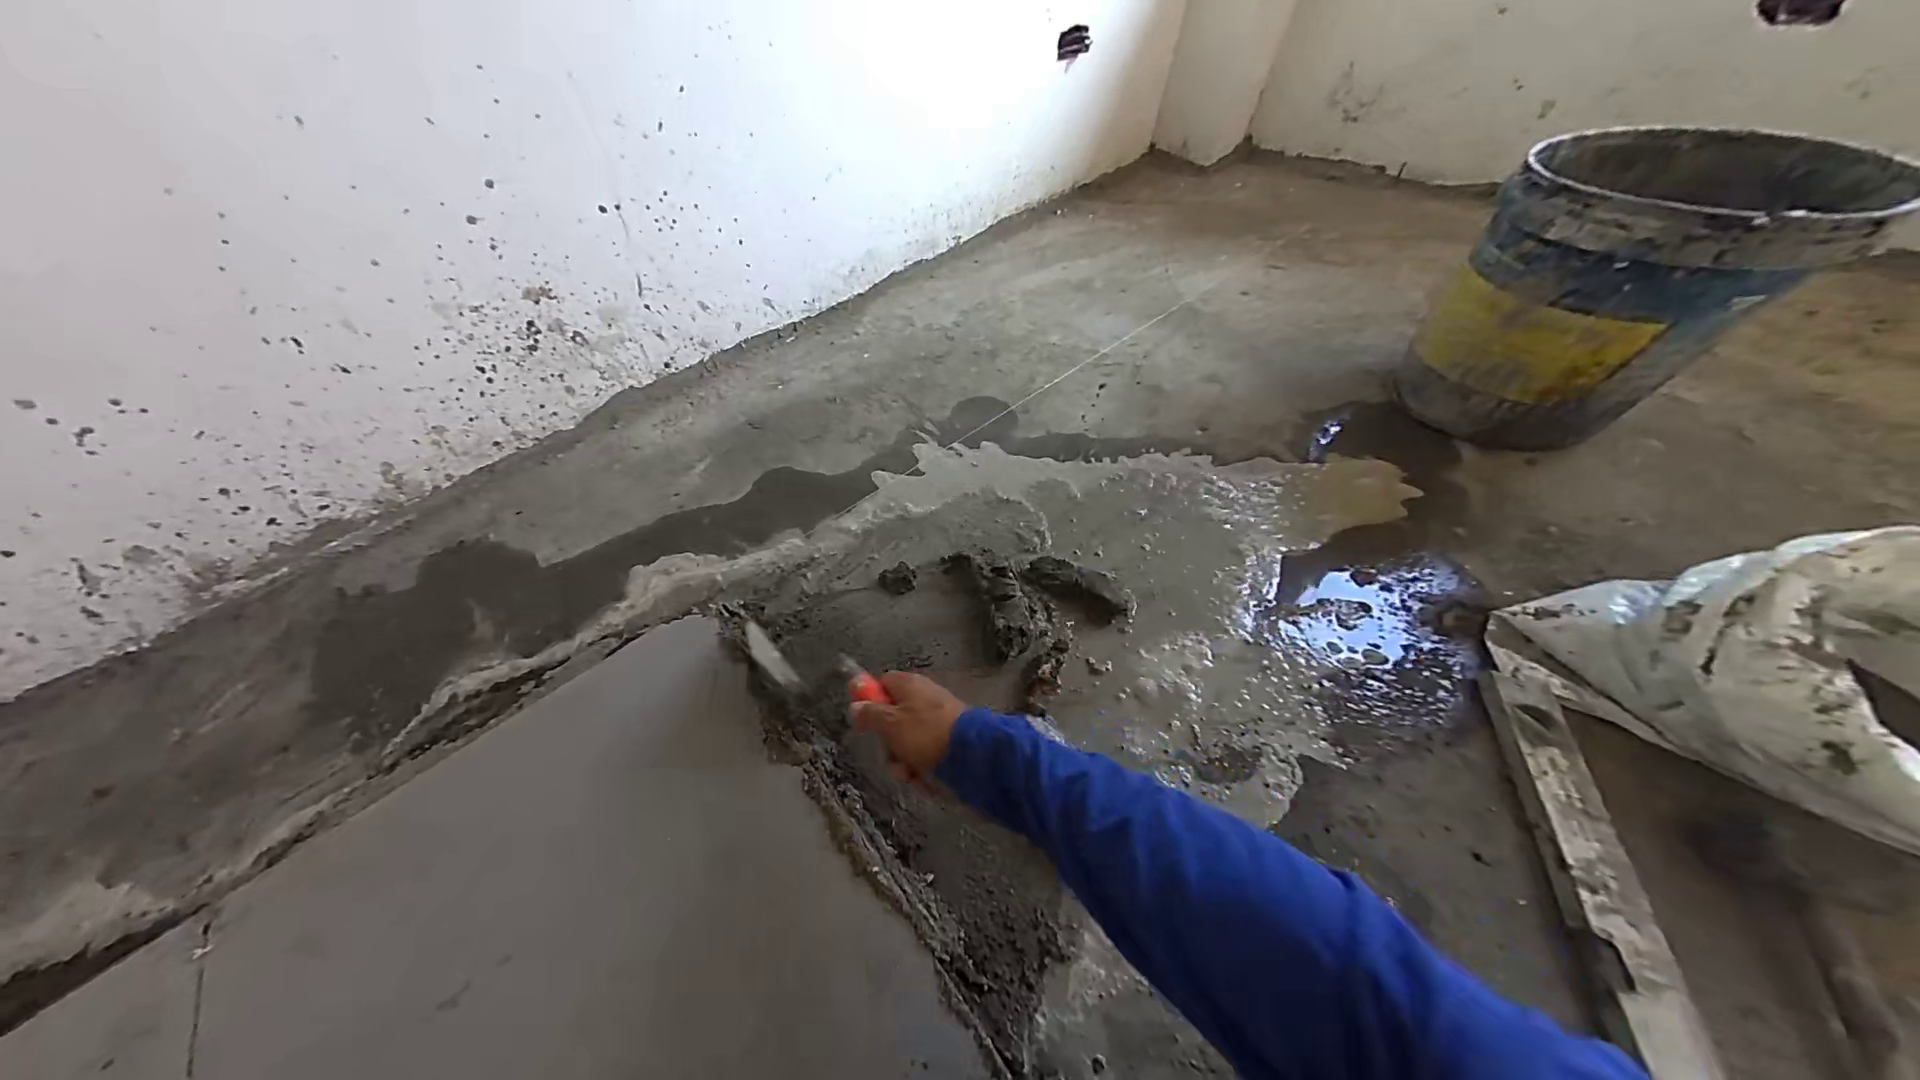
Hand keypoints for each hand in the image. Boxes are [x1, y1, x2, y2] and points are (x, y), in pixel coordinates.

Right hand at [850, 671, 964, 784]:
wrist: (972, 753)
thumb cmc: (925, 733)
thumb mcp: (890, 723)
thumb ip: (870, 714)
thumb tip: (855, 705)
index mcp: (909, 685)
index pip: (882, 684)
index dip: (870, 700)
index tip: (863, 720)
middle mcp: (923, 698)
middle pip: (893, 718)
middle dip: (889, 744)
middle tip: (891, 756)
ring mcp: (937, 719)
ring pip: (908, 742)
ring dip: (904, 762)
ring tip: (910, 774)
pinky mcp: (948, 740)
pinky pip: (926, 754)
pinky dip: (923, 768)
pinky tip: (926, 779)